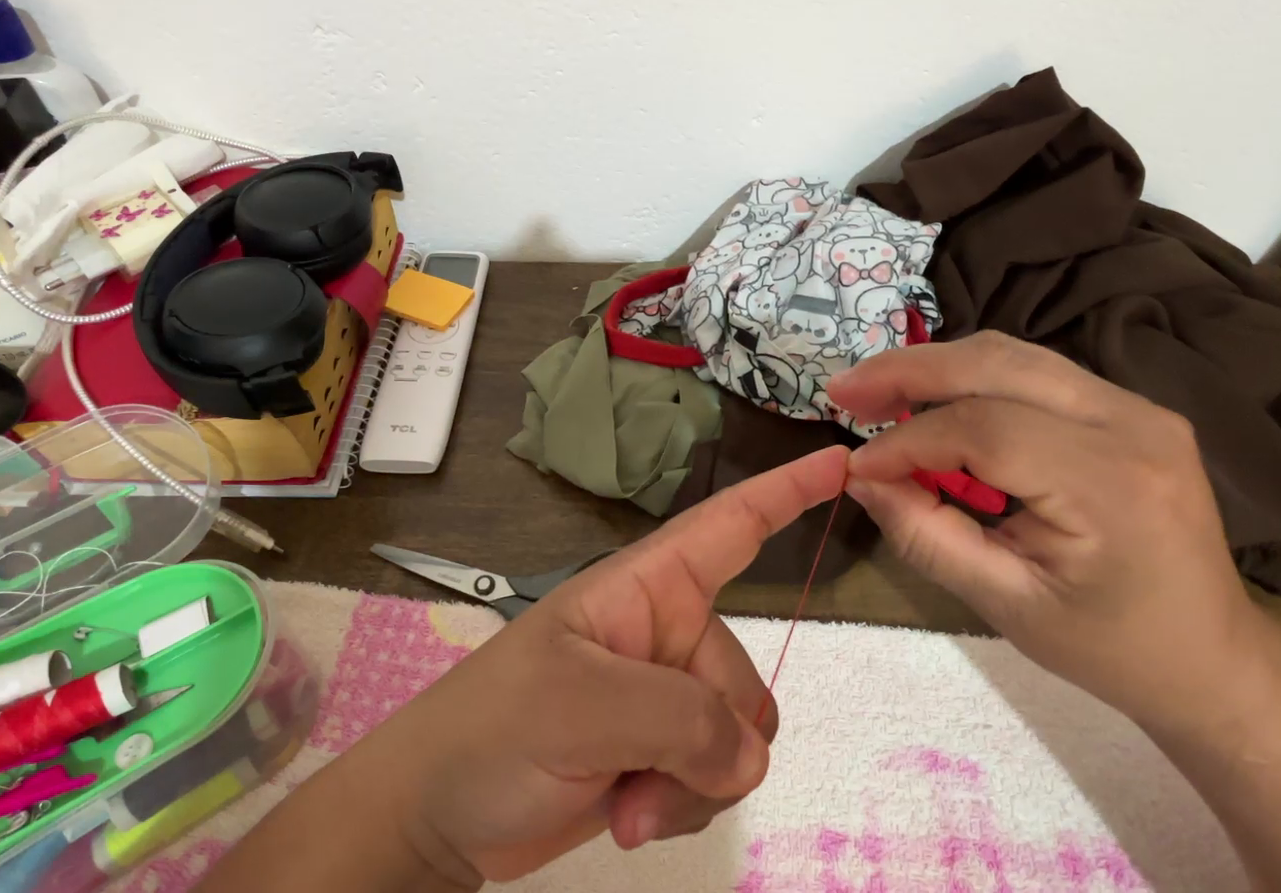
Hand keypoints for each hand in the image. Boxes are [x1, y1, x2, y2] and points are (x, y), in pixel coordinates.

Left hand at [337, 445, 849, 886]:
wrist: (437, 815)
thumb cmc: (492, 729)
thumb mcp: (581, 705)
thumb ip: (682, 717)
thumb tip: (746, 753)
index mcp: (643, 590)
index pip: (726, 527)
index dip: (786, 492)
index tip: (842, 463)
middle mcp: (662, 636)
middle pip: (743, 675)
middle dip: (715, 735)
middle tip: (649, 769)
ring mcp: (660, 699)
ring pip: (738, 737)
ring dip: (696, 783)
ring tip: (627, 799)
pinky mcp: (657, 756)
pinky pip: (717, 778)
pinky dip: (685, 807)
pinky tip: (628, 818)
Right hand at [827, 332, 1261, 726]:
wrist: (1210, 656)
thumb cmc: (1109, 647)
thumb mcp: (1004, 604)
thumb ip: (926, 534)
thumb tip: (860, 476)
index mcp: (1112, 484)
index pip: (986, 428)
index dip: (908, 441)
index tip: (855, 466)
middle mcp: (1133, 424)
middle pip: (997, 363)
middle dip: (909, 370)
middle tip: (844, 390)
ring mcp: (1139, 407)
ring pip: (1013, 354)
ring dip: (935, 366)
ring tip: (875, 391)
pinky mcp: (1130, 407)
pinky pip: (1034, 371)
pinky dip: (970, 379)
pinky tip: (931, 401)